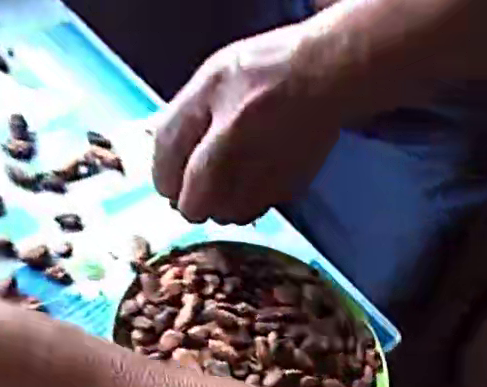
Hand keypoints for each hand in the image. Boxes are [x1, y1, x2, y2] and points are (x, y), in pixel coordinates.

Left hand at [153, 22, 345, 224]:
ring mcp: (262, 168)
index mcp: (210, 101)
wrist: (322, 78)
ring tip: (226, 188)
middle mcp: (234, 138)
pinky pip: (252, 212)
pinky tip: (250, 186)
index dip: (164, 180)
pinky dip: (245, 206)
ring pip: (225, 214)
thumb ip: (185, 116)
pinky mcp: (284, 187)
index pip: (167, 159)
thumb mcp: (214, 78)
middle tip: (195, 195)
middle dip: (190, 203)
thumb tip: (165, 159)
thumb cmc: (265, 72)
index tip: (169, 185)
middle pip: (196, 201)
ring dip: (219, 208)